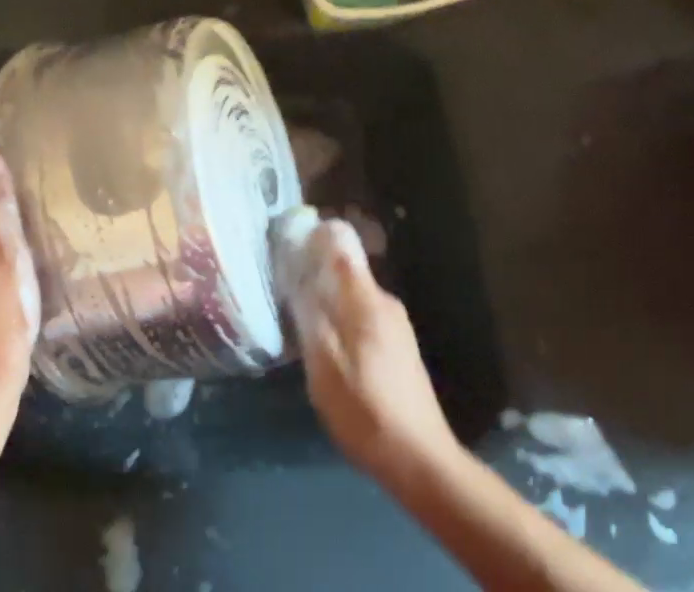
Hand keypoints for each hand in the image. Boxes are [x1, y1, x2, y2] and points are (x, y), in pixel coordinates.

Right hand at [291, 220, 461, 485]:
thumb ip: (312, 310)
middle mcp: (384, 303)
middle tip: (276, 283)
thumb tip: (298, 266)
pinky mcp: (394, 346)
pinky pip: (356, 314)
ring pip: (348, 292)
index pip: (340, 242)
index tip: (281, 240)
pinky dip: (334, 316)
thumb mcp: (325, 362)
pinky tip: (316, 341)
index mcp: (366, 300)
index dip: (310, 234)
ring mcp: (393, 325)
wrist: (418, 459)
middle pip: (342, 266)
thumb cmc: (363, 409)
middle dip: (309, 267)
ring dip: (320, 295)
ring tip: (289, 312)